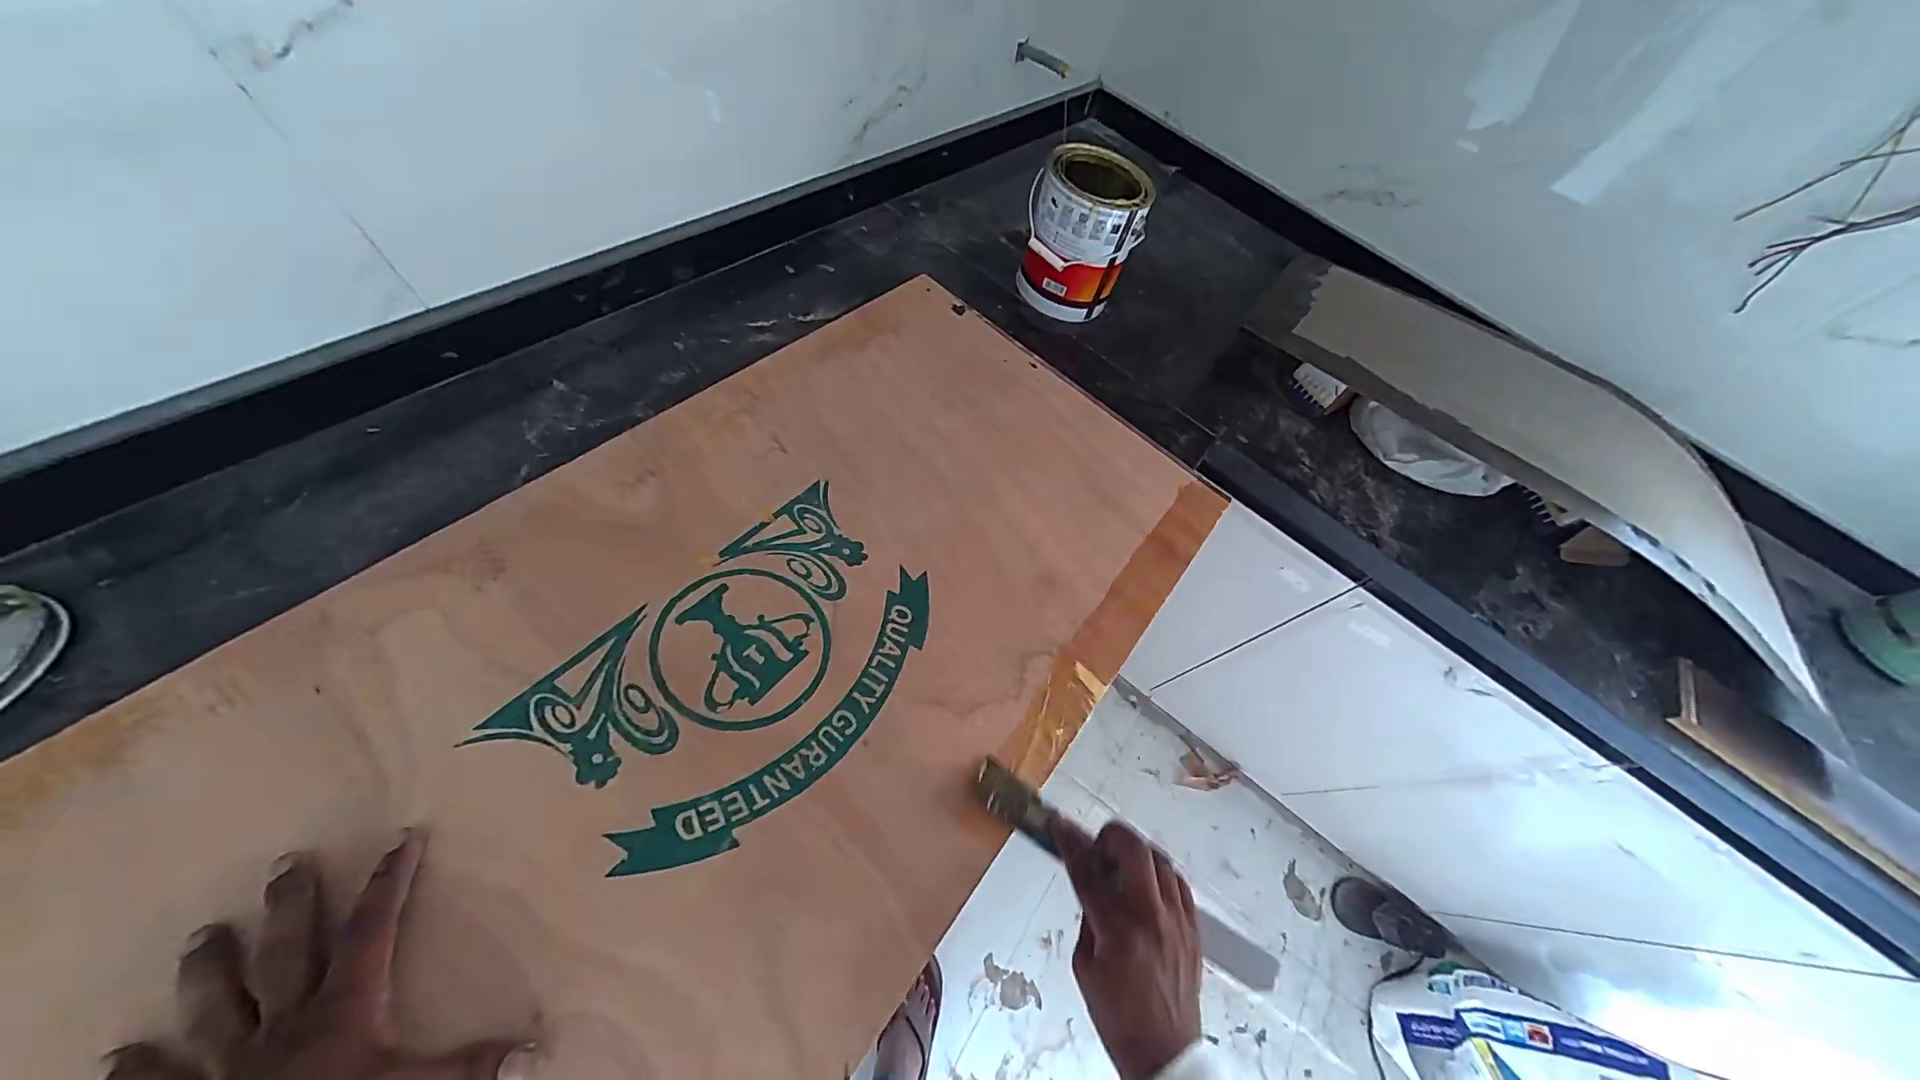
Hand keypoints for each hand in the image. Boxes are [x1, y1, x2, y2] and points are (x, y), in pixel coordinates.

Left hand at [106, 831, 536, 1079]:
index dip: (389, 882)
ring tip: (201, 936)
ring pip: (217, 1008)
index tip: (403, 838)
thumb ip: (474, 1064)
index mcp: (342, 1010)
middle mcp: (283, 1026)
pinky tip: (117, 1054)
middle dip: (290, 905)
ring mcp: (228, 1068)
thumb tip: (540, 1042)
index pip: (372, 929)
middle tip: (285, 863)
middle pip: (286, 954)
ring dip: (208, 972)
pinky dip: (136, 1071)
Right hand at [1052, 821, 1200, 1079]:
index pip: (1088, 872)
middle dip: (1111, 836)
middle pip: (1134, 850)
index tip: (1060, 825)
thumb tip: (1090, 882)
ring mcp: (1177, 922)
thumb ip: (1088, 918)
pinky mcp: (1194, 930)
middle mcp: (1152, 920)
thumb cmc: (1120, 1019)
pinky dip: (1160, 874)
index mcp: (1118, 932)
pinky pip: (1179, 884)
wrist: (1165, 1052)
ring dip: (1136, 853)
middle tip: (1099, 844)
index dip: (1071, 842)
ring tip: (1121, 864)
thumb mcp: (1084, 967)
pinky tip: (1148, 883)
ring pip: (1160, 860)